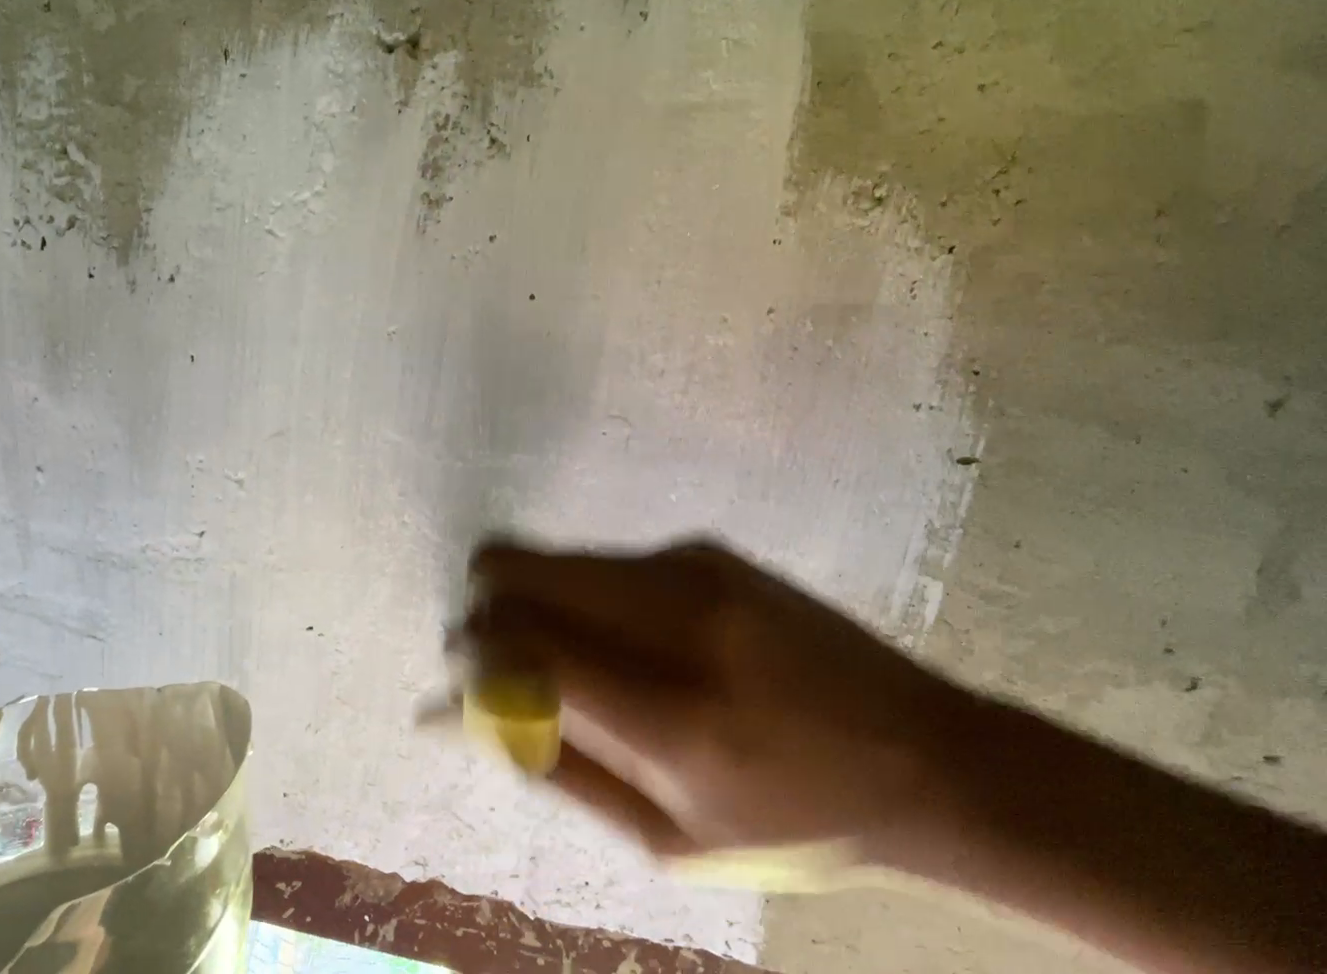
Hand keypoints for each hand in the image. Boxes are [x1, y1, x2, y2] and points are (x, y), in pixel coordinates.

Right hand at [460, 537, 974, 866]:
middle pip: (517, 570)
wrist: (928, 757)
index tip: (458, 672)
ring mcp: (694, 569)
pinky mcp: (707, 548)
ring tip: (571, 654)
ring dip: (531, 598)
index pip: (522, 647)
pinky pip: (603, 561)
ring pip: (552, 556)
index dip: (470, 654)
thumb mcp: (667, 836)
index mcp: (671, 715)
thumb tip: (460, 718)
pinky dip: (585, 594)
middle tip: (496, 655)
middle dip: (483, 609)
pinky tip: (632, 638)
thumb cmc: (794, 821)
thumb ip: (557, 768)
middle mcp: (676, 618)